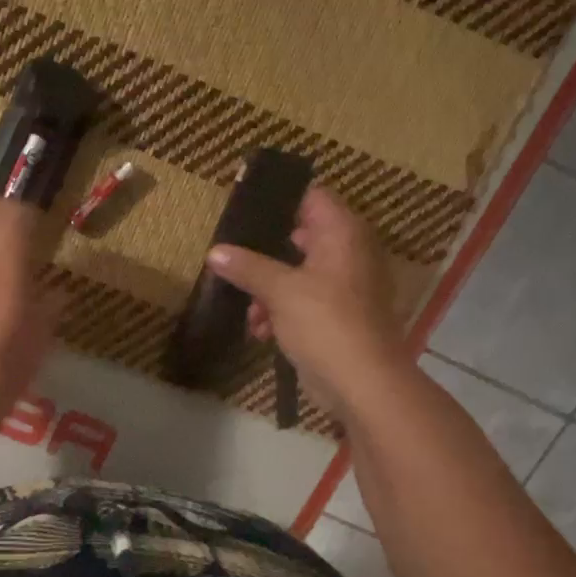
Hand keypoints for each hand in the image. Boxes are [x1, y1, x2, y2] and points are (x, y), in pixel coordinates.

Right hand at [204, 187, 406, 407]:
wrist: (360, 379)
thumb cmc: (325, 323)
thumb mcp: (280, 291)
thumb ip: (248, 268)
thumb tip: (215, 252)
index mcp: (342, 233)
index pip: (311, 197)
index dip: (277, 201)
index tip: (242, 211)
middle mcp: (348, 251)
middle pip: (300, 237)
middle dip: (264, 254)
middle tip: (232, 261)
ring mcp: (345, 285)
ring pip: (298, 273)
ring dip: (268, 290)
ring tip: (248, 312)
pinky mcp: (338, 315)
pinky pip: (303, 301)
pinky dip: (281, 311)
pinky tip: (261, 331)